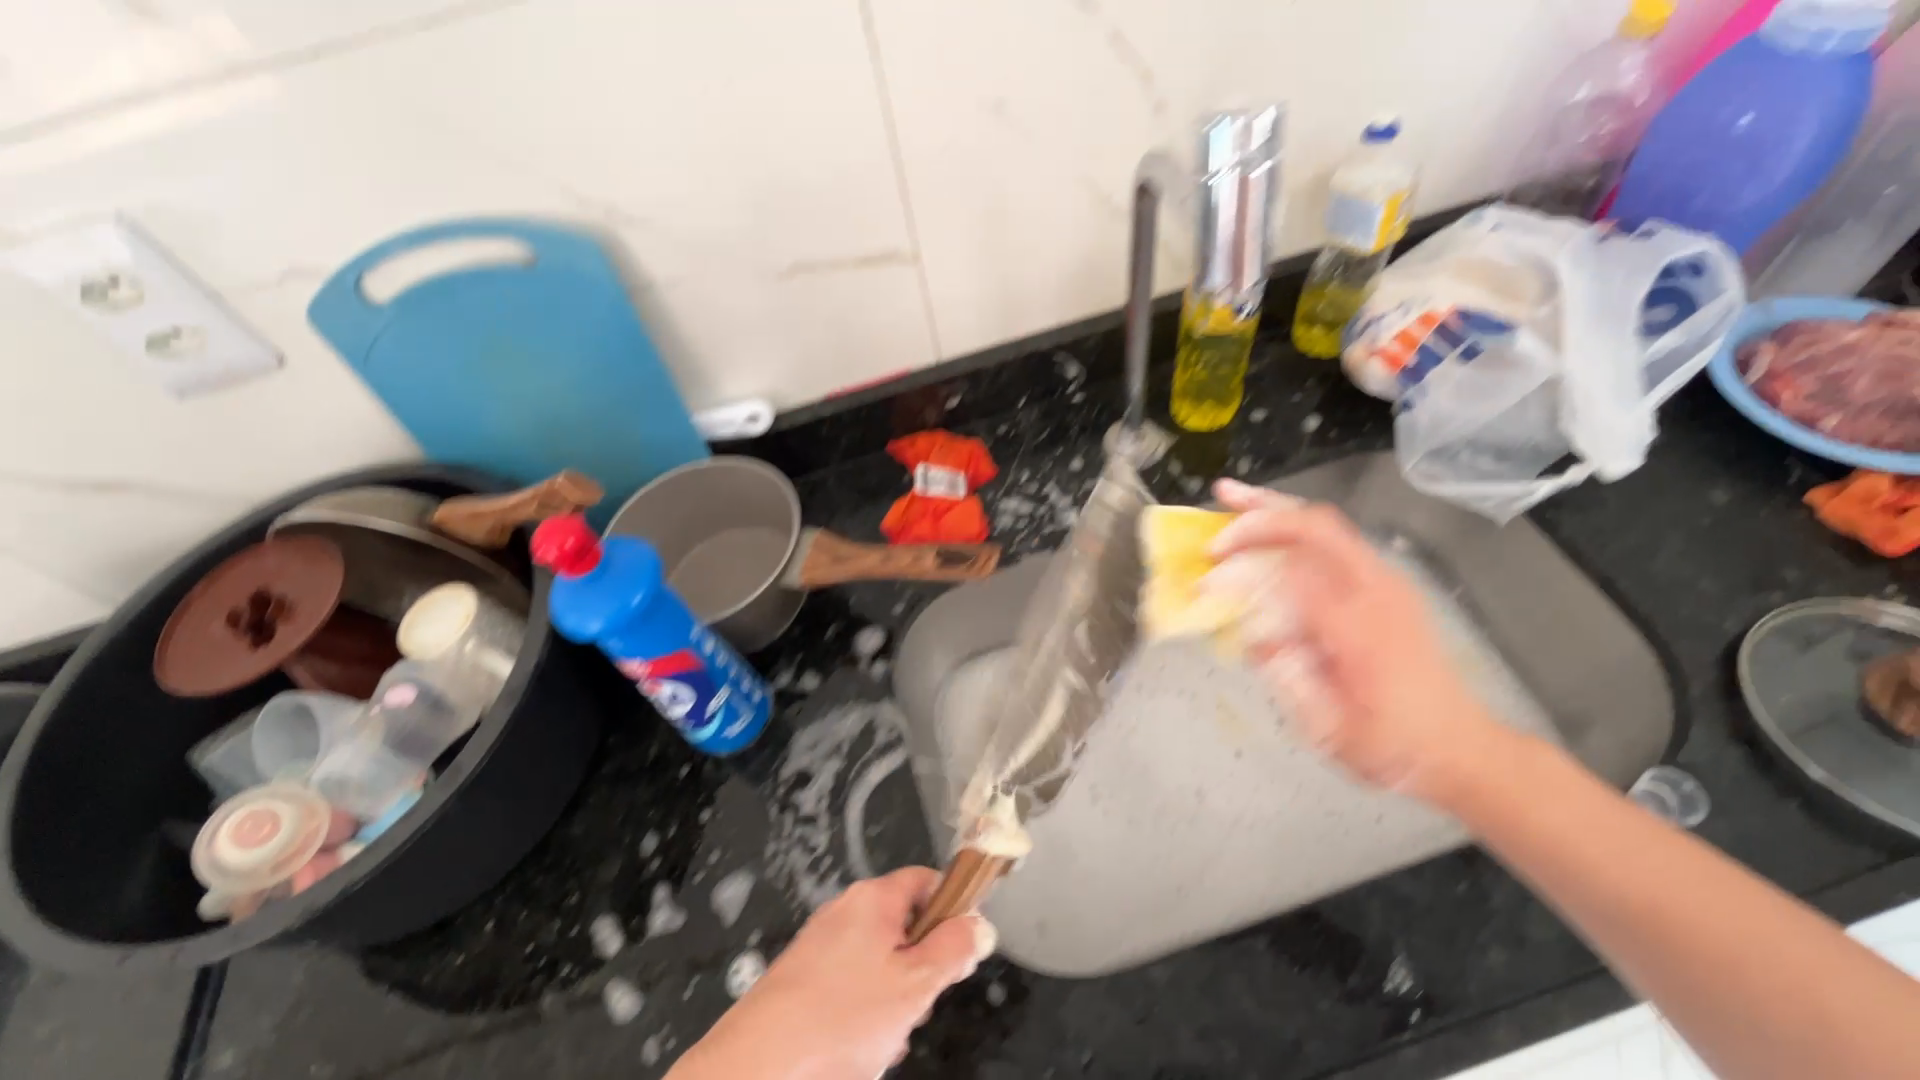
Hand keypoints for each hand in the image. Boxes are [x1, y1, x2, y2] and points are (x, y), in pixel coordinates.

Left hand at [668, 867, 995, 1079]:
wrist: (759, 1063)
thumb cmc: (841, 1018)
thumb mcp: (916, 984)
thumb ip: (955, 949)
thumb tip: (979, 925)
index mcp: (873, 899)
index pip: (927, 881)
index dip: (952, 909)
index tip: (963, 946)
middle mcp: (845, 911)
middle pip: (904, 924)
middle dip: (921, 965)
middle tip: (920, 1001)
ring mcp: (821, 944)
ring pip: (879, 961)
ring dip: (893, 996)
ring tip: (885, 1034)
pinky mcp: (804, 977)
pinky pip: (851, 984)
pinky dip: (863, 1010)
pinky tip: (859, 1046)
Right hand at [1208, 479, 1509, 802]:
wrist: (1459, 747)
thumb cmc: (1392, 746)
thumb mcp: (1330, 729)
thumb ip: (1288, 677)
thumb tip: (1251, 634)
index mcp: (1360, 630)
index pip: (1290, 577)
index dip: (1241, 572)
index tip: (1203, 583)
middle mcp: (1376, 593)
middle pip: (1315, 528)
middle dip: (1259, 515)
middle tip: (1215, 511)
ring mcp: (1385, 584)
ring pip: (1325, 526)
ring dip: (1275, 509)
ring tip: (1231, 496)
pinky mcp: (1384, 587)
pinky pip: (1334, 542)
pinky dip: (1293, 527)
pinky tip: (1267, 528)